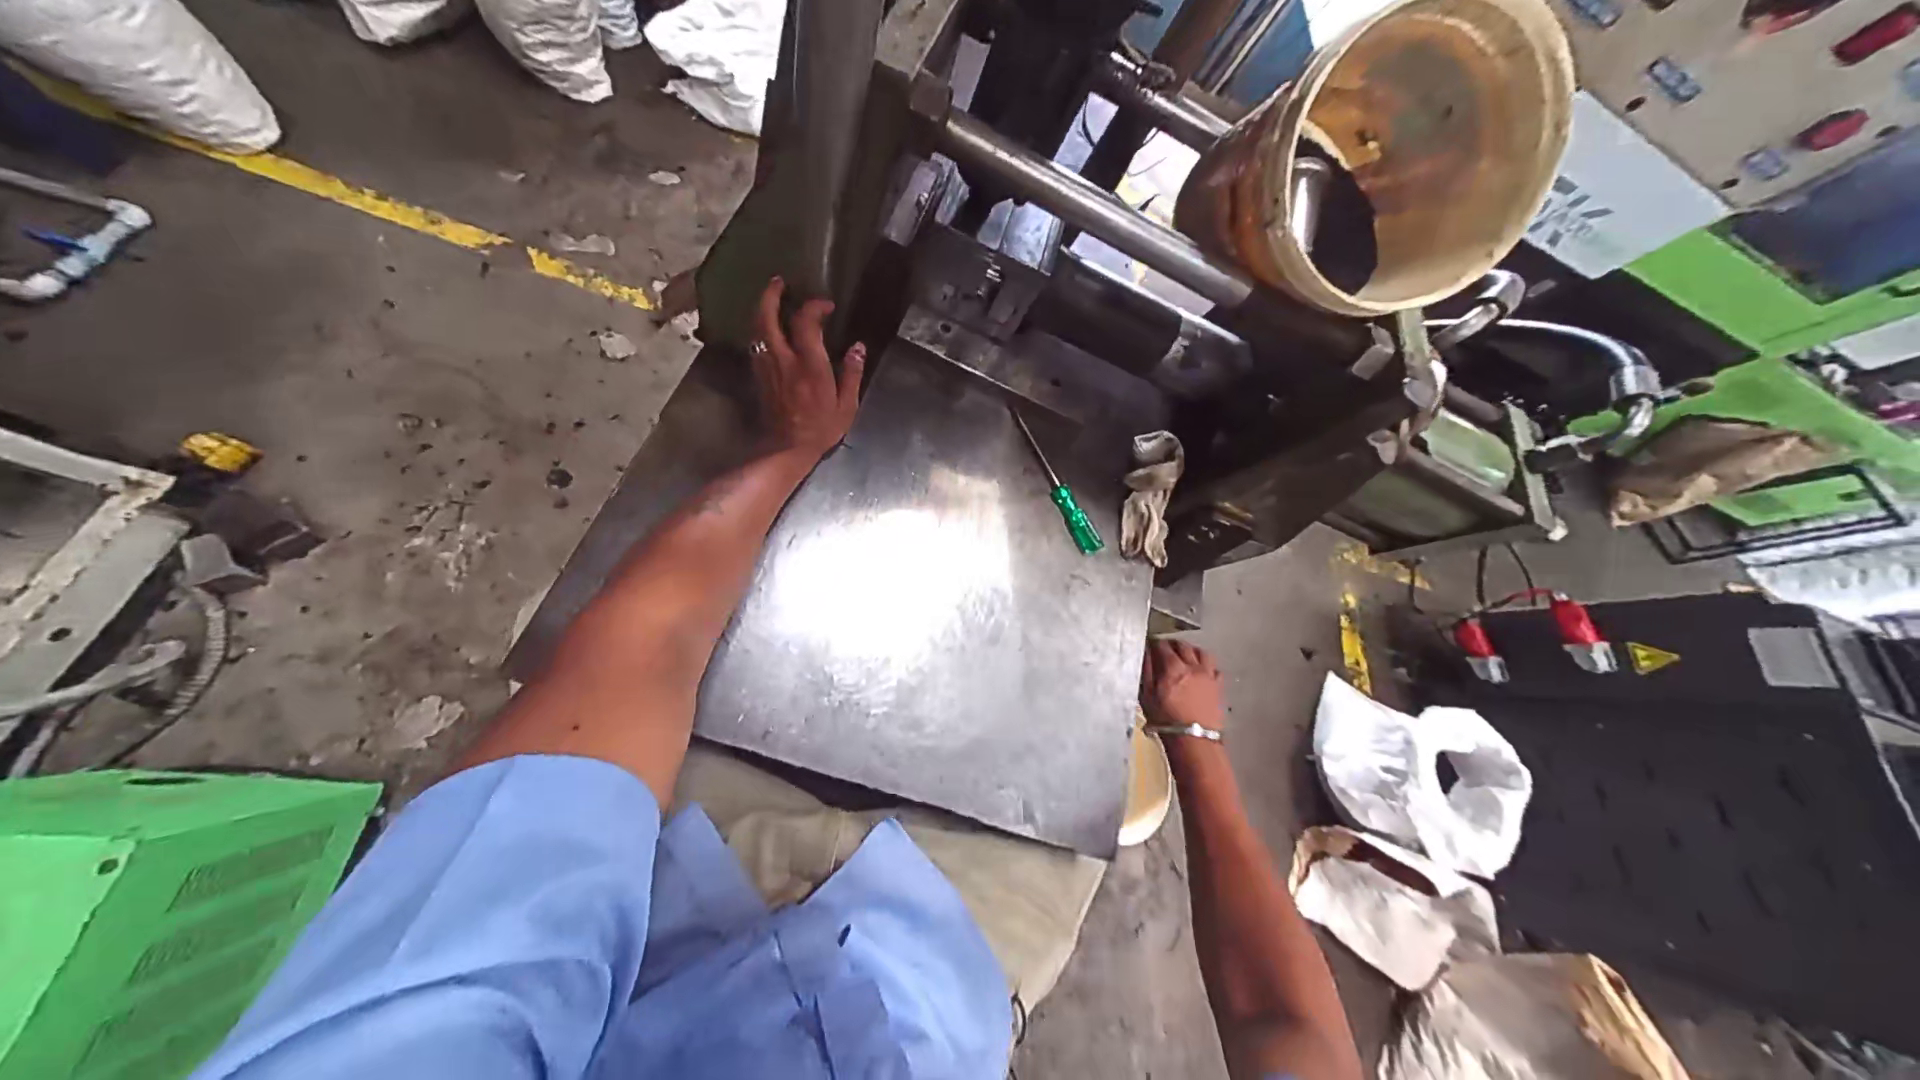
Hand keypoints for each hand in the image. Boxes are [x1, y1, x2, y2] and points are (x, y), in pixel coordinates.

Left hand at [751, 276, 864, 461]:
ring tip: (771, 299)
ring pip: (757, 328)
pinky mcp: (758, 375)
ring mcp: (766, 366)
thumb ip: (851, 373)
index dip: (815, 307)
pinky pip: (756, 343)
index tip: (826, 306)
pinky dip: (760, 329)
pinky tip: (768, 329)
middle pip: (768, 316)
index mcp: (809, 365)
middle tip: (779, 282)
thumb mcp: (846, 405)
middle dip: (771, 295)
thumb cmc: (820, 429)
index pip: (806, 322)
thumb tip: (857, 347)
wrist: (786, 449)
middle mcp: (783, 359)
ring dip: (762, 309)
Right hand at [1141, 638, 1224, 733]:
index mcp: (1172, 668)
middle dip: (1173, 644)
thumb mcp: (1147, 696)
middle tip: (1166, 647)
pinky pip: (1215, 668)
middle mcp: (1192, 667)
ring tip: (1186, 653)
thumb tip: (1146, 654)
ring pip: (1202, 653)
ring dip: (1192, 650)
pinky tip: (1203, 670)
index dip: (1155, 643)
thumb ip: (1146, 672)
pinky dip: (1208, 665)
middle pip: (1183, 646)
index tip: (1151, 644)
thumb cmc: (1166, 720)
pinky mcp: (1219, 687)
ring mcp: (1208, 676)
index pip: (1163, 646)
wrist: (1194, 740)